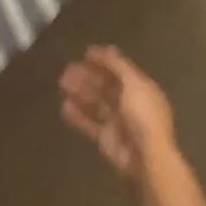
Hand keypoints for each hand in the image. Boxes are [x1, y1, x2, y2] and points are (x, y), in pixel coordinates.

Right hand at [59, 45, 177, 179]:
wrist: (144, 155)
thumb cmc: (142, 115)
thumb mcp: (134, 84)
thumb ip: (118, 66)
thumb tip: (106, 49)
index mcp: (141, 90)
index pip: (121, 71)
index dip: (104, 62)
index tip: (85, 54)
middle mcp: (129, 104)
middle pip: (105, 86)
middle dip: (87, 77)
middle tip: (67, 70)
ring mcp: (117, 121)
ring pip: (95, 103)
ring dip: (79, 93)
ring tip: (62, 84)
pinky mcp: (106, 137)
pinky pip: (89, 123)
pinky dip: (77, 115)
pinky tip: (64, 107)